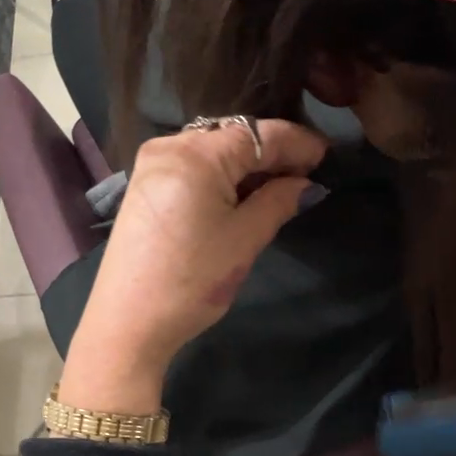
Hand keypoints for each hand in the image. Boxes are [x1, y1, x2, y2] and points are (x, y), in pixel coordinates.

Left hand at [58, 119, 327, 414]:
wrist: (128, 322)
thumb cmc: (191, 282)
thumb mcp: (243, 242)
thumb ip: (277, 203)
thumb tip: (305, 184)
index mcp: (197, 154)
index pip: (259, 134)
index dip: (298, 143)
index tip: (327, 156)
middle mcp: (171, 145)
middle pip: (234, 136)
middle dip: (271, 153)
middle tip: (305, 176)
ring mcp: (152, 165)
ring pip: (213, 150)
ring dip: (246, 165)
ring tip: (277, 188)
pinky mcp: (145, 187)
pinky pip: (193, 166)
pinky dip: (221, 176)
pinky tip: (240, 196)